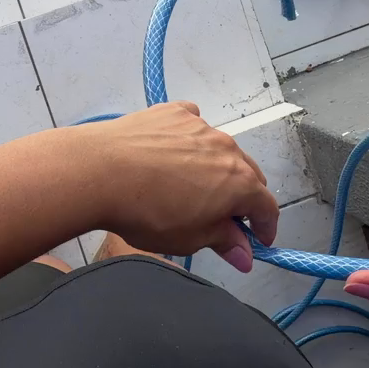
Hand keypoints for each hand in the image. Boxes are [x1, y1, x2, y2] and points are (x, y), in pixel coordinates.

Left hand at [73, 103, 278, 272]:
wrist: (101, 171)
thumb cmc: (148, 212)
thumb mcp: (189, 238)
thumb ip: (224, 242)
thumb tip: (245, 255)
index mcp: (240, 183)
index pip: (267, 207)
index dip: (265, 227)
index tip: (257, 241)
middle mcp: (227, 148)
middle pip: (248, 174)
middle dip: (242, 197)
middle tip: (223, 217)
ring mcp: (200, 125)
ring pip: (220, 149)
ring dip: (216, 168)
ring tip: (190, 185)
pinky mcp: (173, 112)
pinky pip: (192, 124)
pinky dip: (191, 139)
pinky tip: (172, 151)